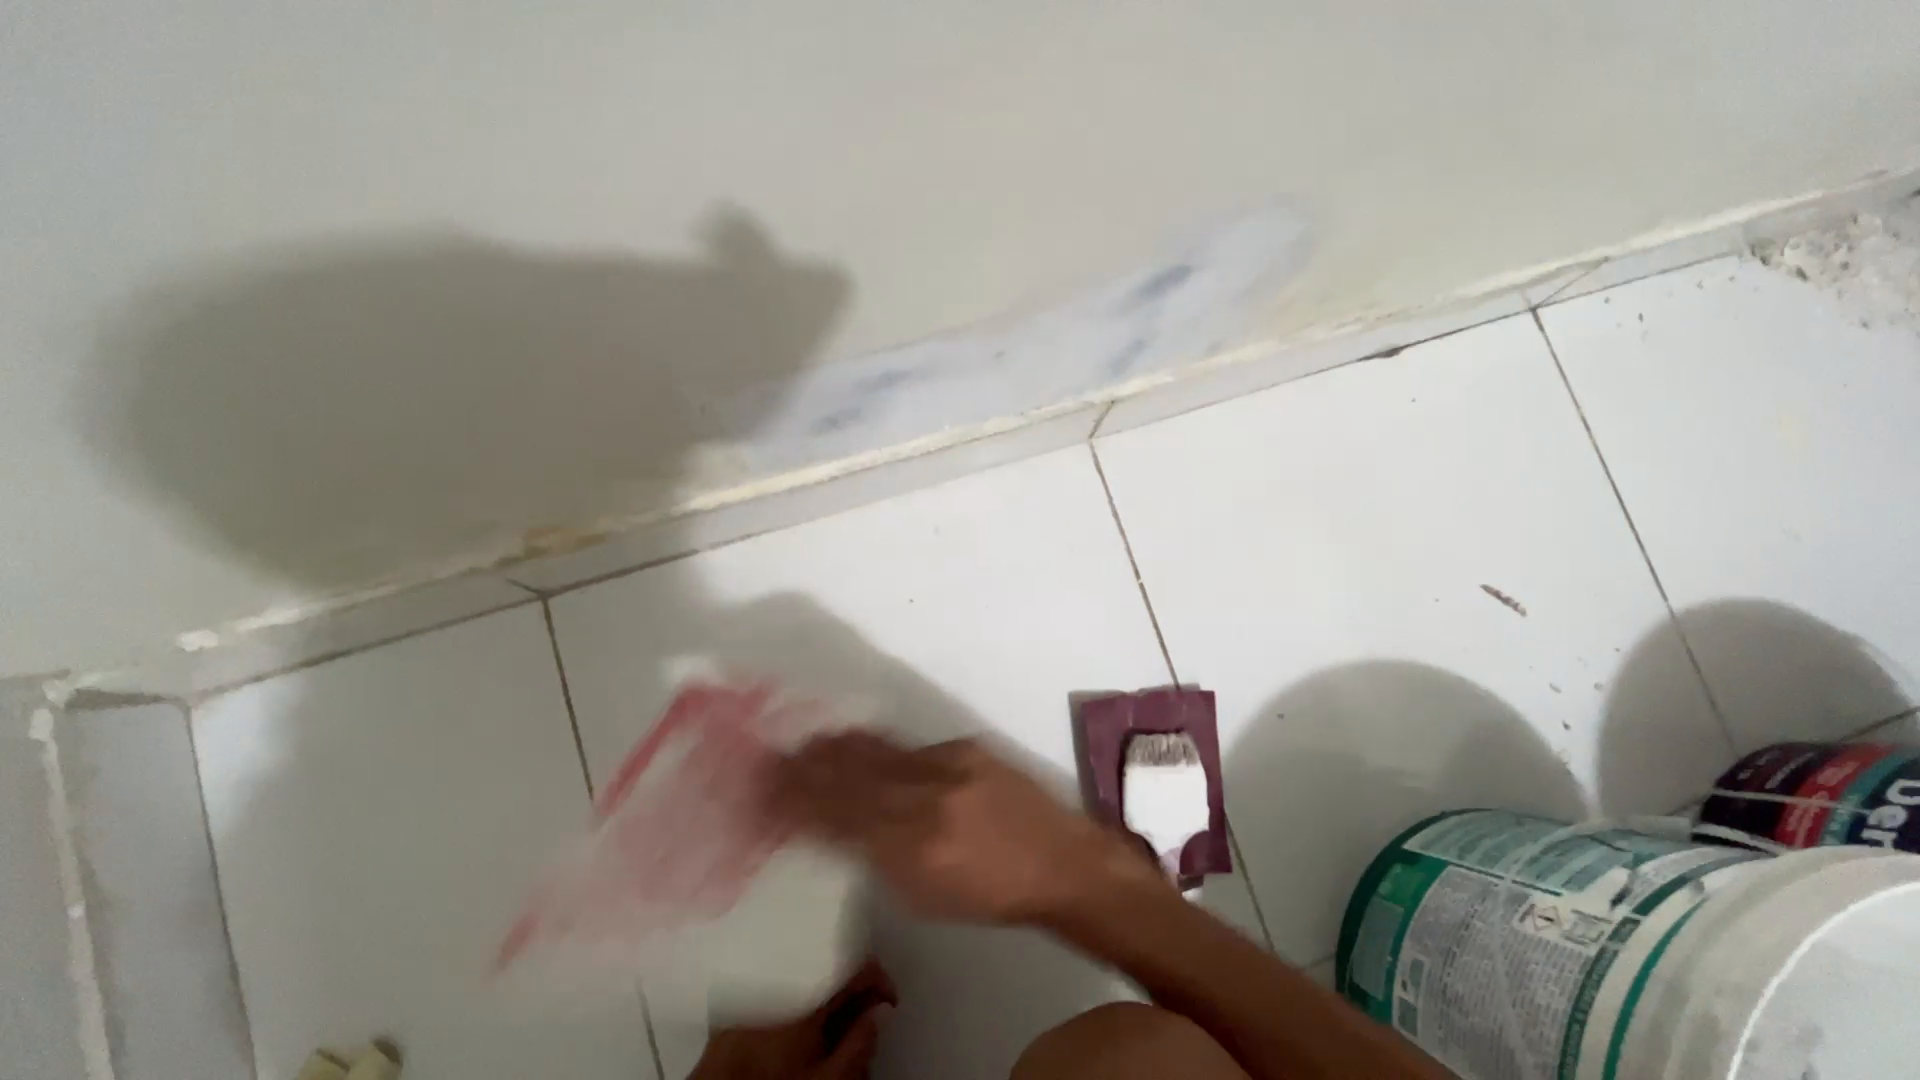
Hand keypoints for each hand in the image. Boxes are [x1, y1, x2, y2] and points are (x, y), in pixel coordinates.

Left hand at [691, 960, 896, 1079]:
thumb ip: (859, 1045)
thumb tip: (881, 1011)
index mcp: (803, 994)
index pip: (855, 965)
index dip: (879, 980)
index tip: (889, 1004)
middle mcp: (777, 980)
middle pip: (827, 964)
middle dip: (852, 985)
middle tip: (866, 1014)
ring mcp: (752, 990)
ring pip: (801, 973)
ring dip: (825, 989)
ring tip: (835, 1022)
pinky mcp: (733, 1006)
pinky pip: (776, 983)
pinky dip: (797, 994)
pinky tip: (802, 1021)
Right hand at [771, 732, 1162, 923]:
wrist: (1063, 862)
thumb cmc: (993, 896)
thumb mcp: (925, 895)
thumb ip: (878, 859)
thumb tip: (837, 830)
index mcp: (912, 847)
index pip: (837, 817)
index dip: (797, 802)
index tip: (766, 792)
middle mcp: (925, 799)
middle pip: (849, 775)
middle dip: (805, 767)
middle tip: (771, 759)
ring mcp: (947, 767)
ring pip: (875, 752)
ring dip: (833, 748)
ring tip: (802, 744)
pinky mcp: (966, 748)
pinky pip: (906, 747)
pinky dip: (874, 748)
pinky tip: (853, 743)